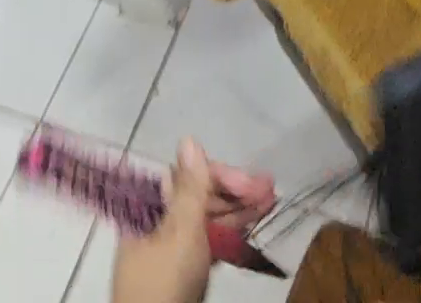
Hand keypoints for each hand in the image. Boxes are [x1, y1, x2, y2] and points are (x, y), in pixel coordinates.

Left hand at [110, 140, 275, 302]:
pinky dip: (230, 231)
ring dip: (238, 208)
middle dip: (235, 191)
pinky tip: (252, 223)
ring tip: (271, 201)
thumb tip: (189, 138)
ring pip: (208, 218)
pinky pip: (208, 240)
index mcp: (149, 210)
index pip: (189, 178)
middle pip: (200, 196)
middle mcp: (158, 224)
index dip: (222, 177)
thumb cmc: (166, 281)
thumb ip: (190, 187)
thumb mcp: (181, 231)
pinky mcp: (184, 270)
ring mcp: (171, 248)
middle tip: (270, 189)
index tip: (252, 184)